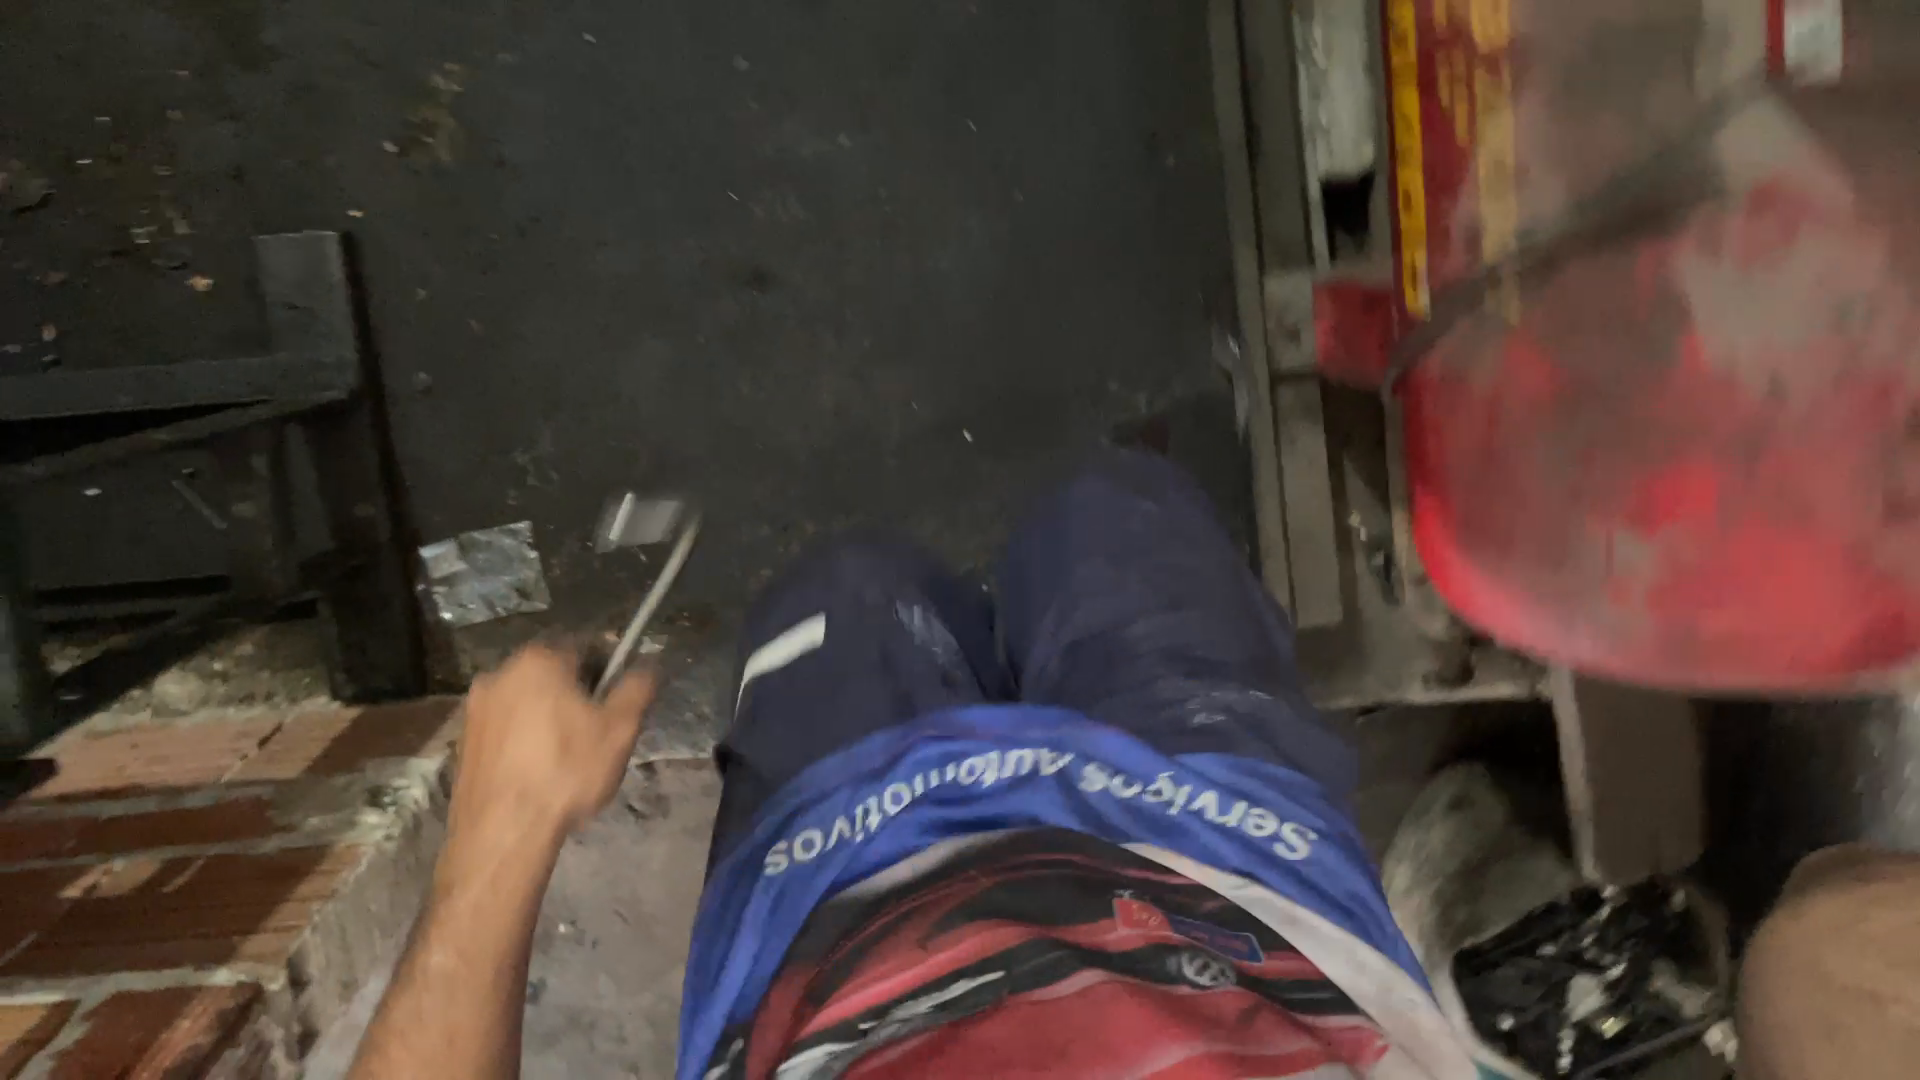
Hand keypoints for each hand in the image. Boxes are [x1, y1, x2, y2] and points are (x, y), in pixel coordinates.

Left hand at [450, 645, 655, 840]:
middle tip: (599, 733)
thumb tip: (647, 665)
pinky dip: (526, 743)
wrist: (503, 833)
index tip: (619, 703)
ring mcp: (475, 709)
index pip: (588, 648)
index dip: (610, 674)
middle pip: (555, 675)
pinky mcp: (462, 743)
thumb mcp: (621, 728)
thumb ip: (639, 687)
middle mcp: (500, 674)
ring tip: (569, 759)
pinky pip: (507, 730)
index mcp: (539, 660)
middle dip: (578, 697)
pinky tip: (541, 773)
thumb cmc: (567, 771)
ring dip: (551, 720)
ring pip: (529, 704)